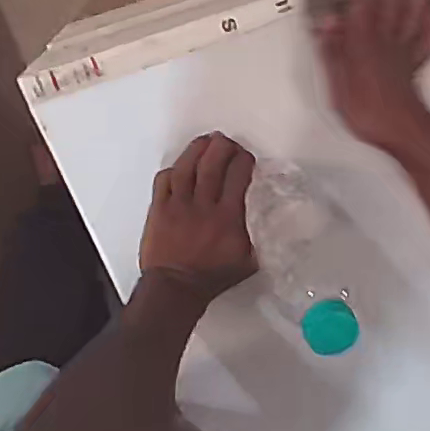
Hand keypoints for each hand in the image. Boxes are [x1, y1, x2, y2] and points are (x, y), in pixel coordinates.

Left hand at [138, 131, 258, 307]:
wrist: (176, 288)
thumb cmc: (212, 276)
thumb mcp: (248, 260)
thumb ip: (258, 238)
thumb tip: (271, 223)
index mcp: (228, 217)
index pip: (238, 176)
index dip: (243, 160)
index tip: (247, 157)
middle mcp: (203, 206)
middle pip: (212, 164)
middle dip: (221, 147)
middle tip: (227, 142)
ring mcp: (178, 205)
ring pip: (186, 167)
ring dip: (197, 150)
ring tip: (206, 141)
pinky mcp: (159, 209)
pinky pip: (163, 181)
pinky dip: (172, 170)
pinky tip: (181, 166)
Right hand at [311, 0, 429, 155]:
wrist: (405, 131)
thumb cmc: (369, 114)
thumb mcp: (337, 88)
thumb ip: (332, 52)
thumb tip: (327, 21)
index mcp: (364, 45)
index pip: (357, 3)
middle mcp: (388, 40)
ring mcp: (406, 47)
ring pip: (414, 9)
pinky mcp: (418, 58)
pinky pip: (428, 31)